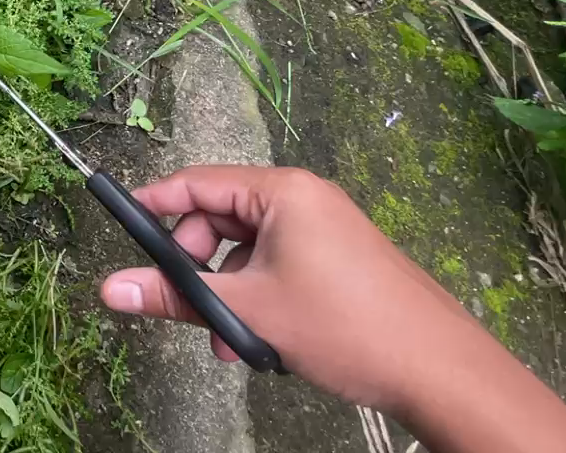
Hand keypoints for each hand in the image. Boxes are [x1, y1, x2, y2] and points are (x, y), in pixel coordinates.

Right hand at [96, 166, 493, 414]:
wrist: (455, 383)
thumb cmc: (347, 329)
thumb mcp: (249, 310)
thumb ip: (174, 295)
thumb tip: (109, 290)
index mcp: (282, 191)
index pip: (196, 182)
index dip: (154, 203)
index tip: (125, 225)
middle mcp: (304, 198)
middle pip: (221, 216)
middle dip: (197, 262)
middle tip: (186, 299)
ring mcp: (327, 228)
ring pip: (248, 246)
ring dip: (227, 288)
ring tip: (226, 338)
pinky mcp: (342, 259)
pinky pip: (277, 261)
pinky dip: (258, 293)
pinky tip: (259, 338)